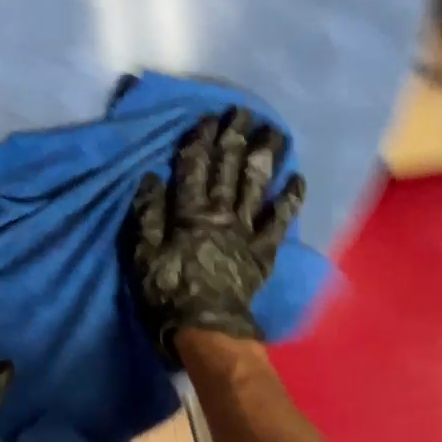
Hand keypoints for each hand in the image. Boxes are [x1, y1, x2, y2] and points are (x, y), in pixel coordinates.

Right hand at [129, 108, 307, 362]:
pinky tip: (298, 179)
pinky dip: (290, 200)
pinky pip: (279, 221)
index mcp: (189, 214)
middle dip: (234, 139)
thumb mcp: (143, 253)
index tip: (207, 119)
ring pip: (257, 187)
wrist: (207, 328)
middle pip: (228, 171)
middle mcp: (220, 215)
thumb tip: (152, 178)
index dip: (200, 142)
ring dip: (267, 158)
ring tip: (276, 132)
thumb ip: (148, 215)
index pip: (193, 169)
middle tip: (243, 113)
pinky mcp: (263, 250)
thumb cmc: (167, 290)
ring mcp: (246, 232)